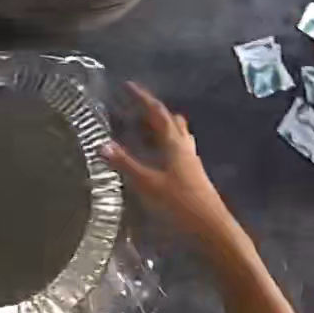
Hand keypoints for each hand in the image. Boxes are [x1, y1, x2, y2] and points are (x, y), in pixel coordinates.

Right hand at [103, 82, 250, 259]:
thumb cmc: (180, 203)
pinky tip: (156, 154)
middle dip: (152, 109)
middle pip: (170, 119)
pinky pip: (177, 147)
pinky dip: (164, 142)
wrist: (211, 227)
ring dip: (161, 125)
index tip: (128, 86)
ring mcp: (191, 160)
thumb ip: (125, 164)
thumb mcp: (148, 184)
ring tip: (142, 126)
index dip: (143, 98)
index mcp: (174, 142)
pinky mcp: (192, 172)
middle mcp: (184, 146)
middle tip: (134, 106)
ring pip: (176, 133)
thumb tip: (102, 144)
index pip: (157, 112)